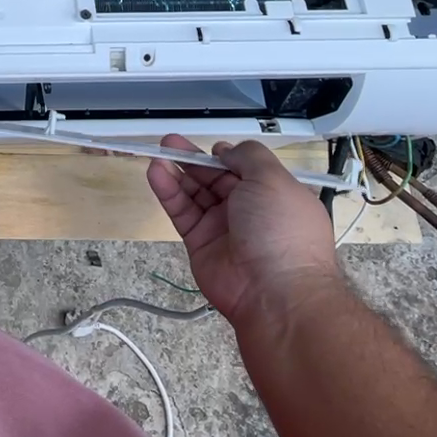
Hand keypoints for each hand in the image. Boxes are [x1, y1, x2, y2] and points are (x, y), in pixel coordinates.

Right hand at [145, 135, 342, 326]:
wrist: (274, 293)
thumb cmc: (281, 229)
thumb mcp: (274, 180)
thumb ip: (248, 156)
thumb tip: (226, 151)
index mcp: (273, 196)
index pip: (245, 170)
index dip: (227, 156)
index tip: (213, 149)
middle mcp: (248, 211)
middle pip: (215, 178)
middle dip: (193, 159)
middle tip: (168, 142)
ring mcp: (222, 227)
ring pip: (194, 193)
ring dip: (176, 172)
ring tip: (157, 154)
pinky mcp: (199, 242)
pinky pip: (181, 211)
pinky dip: (168, 191)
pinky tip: (156, 173)